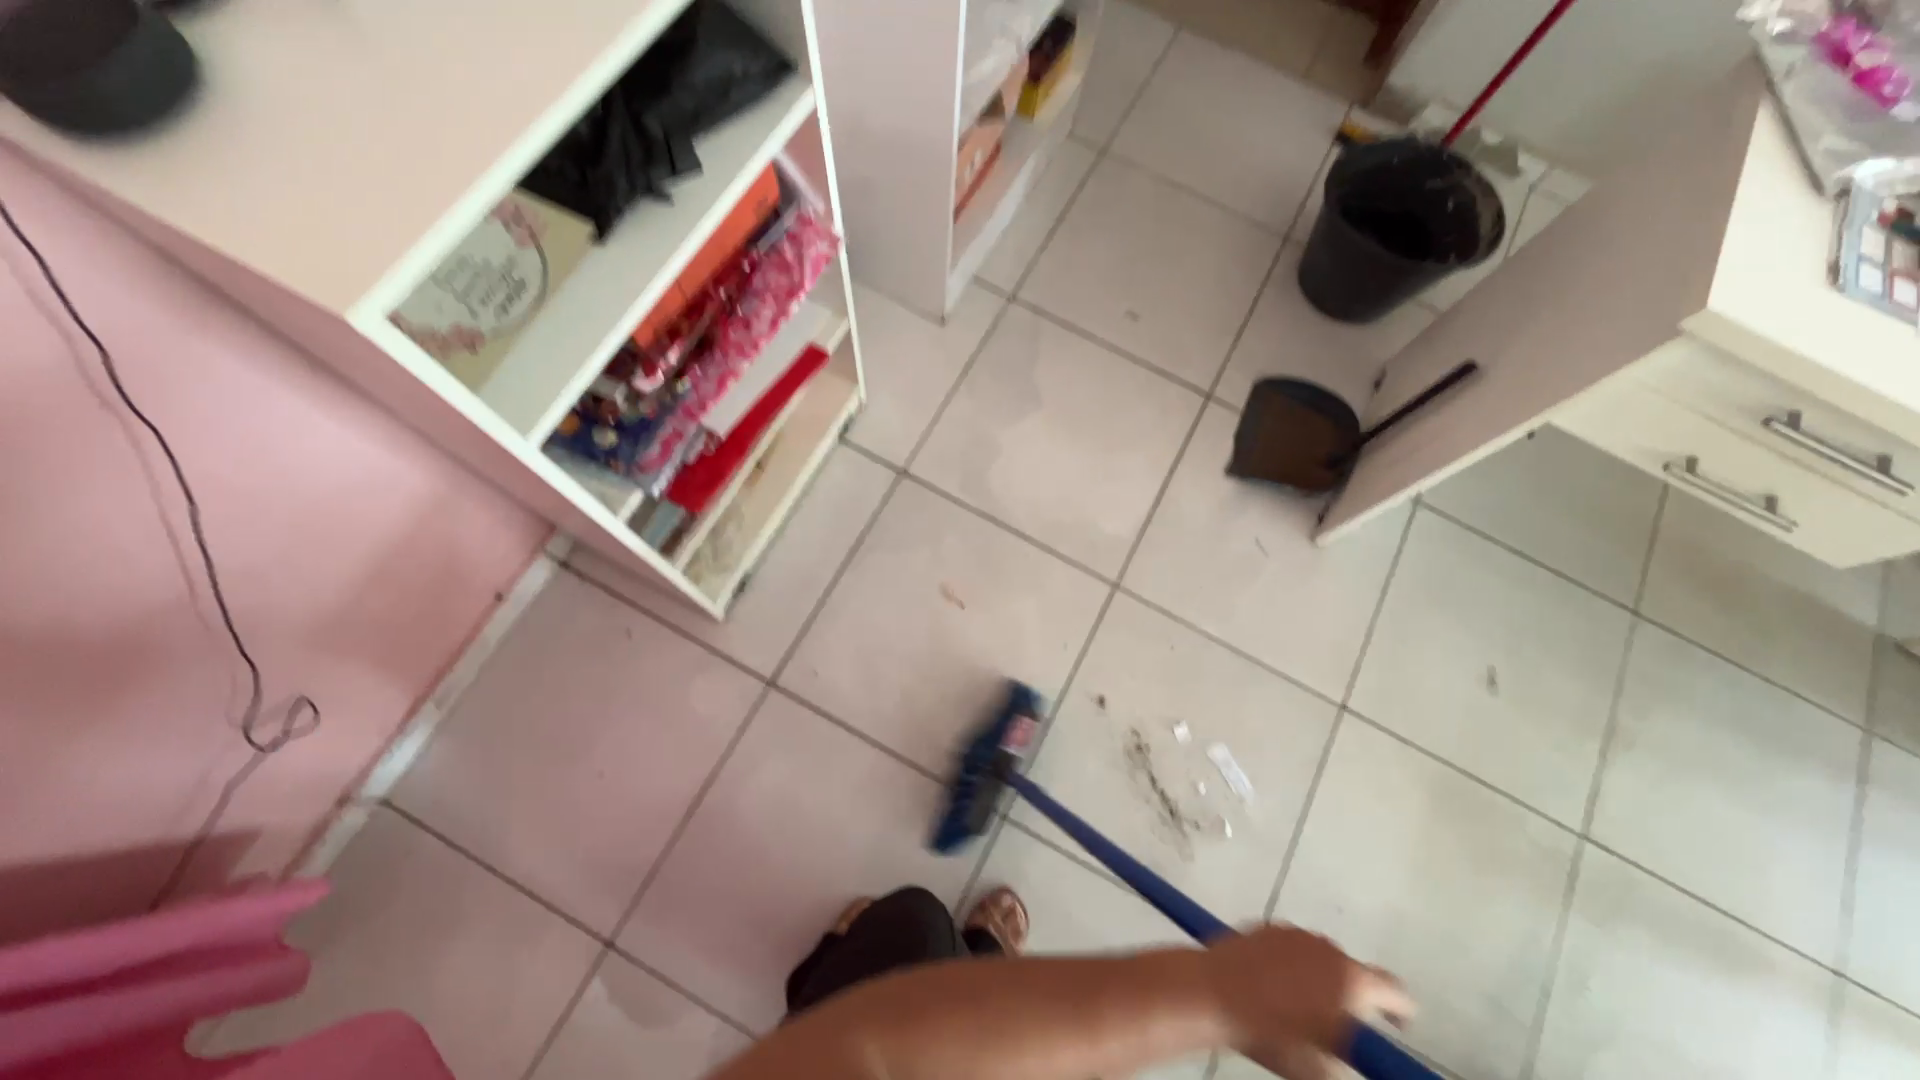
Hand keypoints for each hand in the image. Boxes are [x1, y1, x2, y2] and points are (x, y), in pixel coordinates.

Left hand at [1201, 926, 1413, 1079]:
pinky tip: (1271, 985)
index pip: (1396, 991)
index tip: (1396, 1025)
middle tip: (1336, 1023)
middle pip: (1356, 972)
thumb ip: (1344, 1069)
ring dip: (1320, 979)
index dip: (1401, 1010)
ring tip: (1297, 1006)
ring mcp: (1296, 934)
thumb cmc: (1269, 1035)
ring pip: (1322, 958)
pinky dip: (1292, 964)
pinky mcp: (1266, 926)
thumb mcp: (1316, 1069)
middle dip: (1353, 997)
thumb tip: (1348, 1070)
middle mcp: (1329, 950)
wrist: (1210, 993)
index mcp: (1351, 982)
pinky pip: (1292, 947)